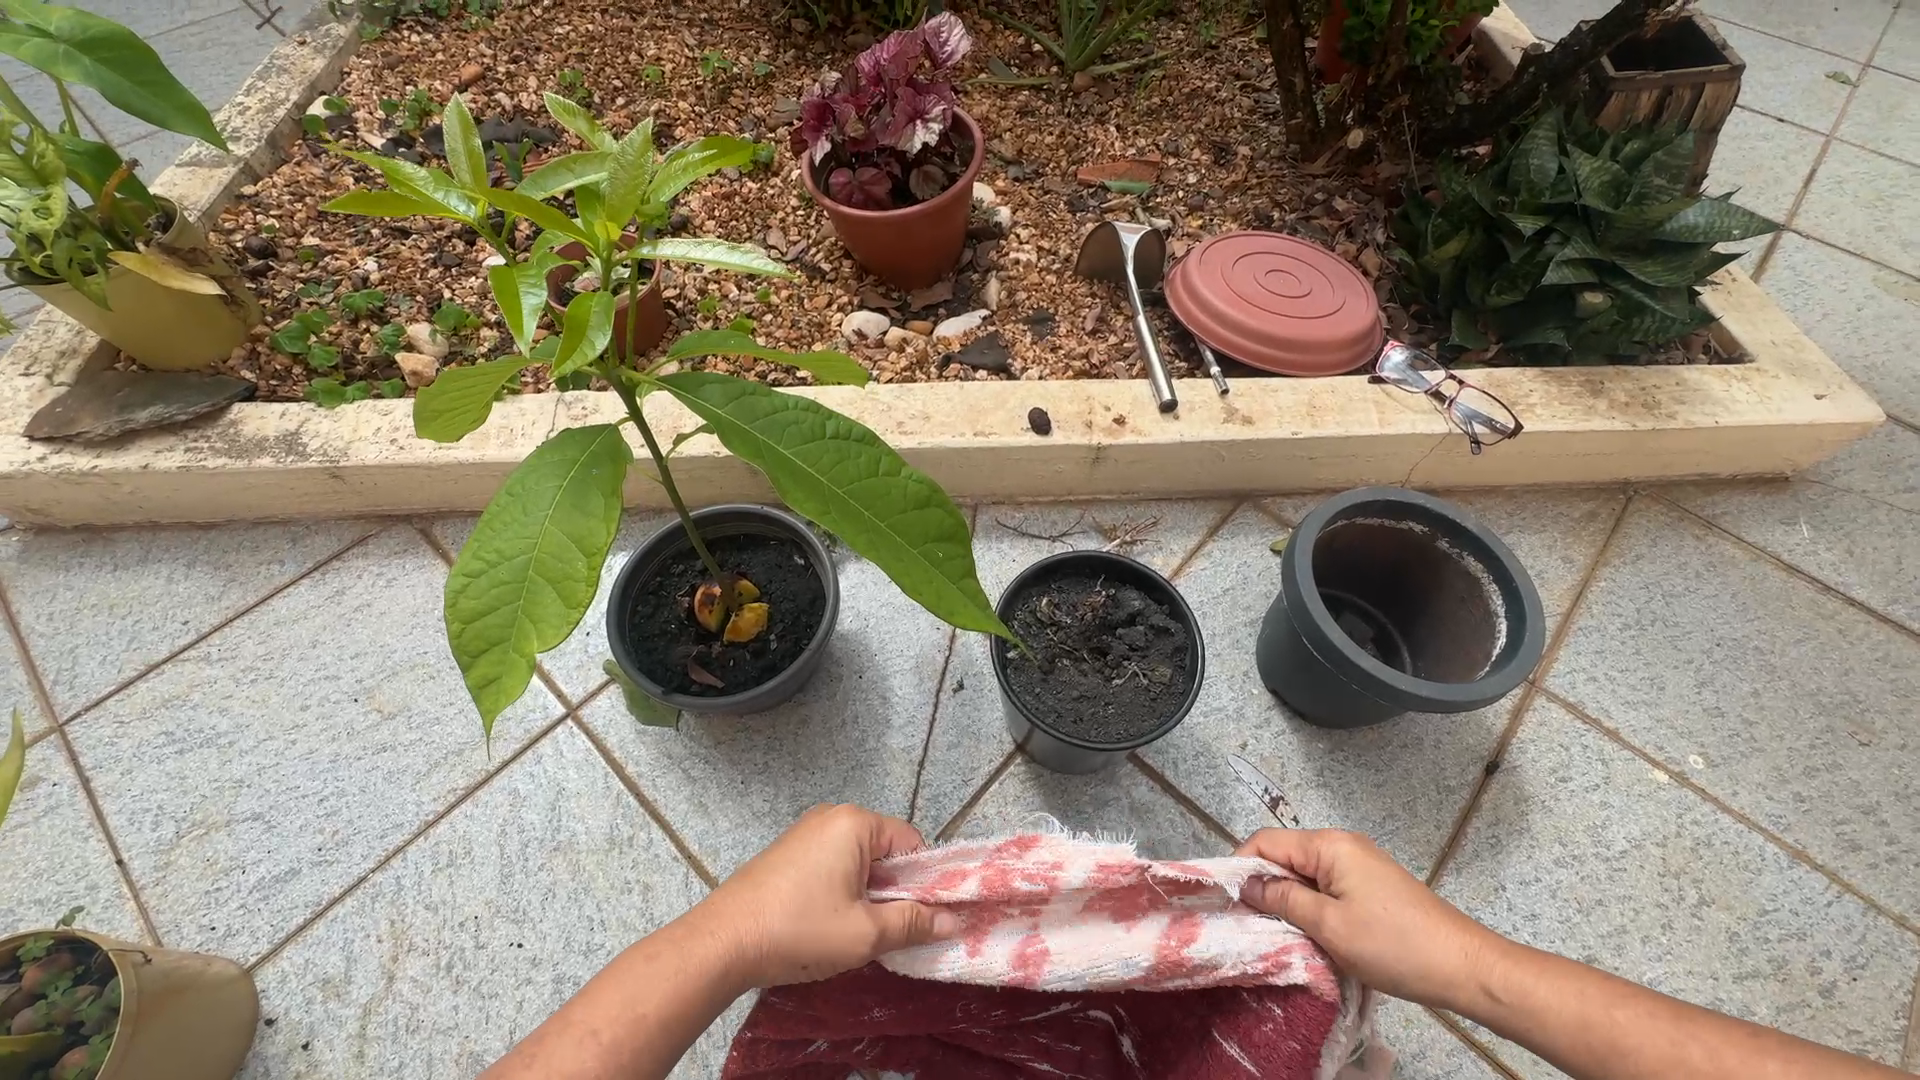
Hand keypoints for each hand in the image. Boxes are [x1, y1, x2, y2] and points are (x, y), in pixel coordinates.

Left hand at [688, 804, 959, 988]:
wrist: (721, 944)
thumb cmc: (799, 930)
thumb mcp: (865, 934)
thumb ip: (913, 923)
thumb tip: (953, 921)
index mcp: (855, 822)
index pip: (912, 843)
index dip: (925, 881)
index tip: (924, 917)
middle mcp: (832, 815)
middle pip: (885, 849)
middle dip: (894, 888)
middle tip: (890, 929)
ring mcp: (806, 831)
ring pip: (859, 860)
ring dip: (867, 892)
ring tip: (857, 930)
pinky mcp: (788, 851)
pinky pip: (833, 863)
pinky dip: (842, 889)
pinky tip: (829, 922)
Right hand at [1236, 828, 1505, 1010]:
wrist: (1466, 968)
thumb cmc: (1395, 945)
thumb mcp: (1328, 925)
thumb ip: (1281, 900)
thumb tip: (1245, 885)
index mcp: (1328, 845)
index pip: (1265, 841)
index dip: (1241, 867)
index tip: (1227, 900)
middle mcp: (1341, 844)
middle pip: (1284, 855)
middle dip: (1264, 886)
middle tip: (1252, 923)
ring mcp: (1359, 864)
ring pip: (1304, 875)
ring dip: (1289, 900)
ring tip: (1282, 933)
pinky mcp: (1371, 885)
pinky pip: (1326, 887)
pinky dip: (1312, 906)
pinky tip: (1314, 933)